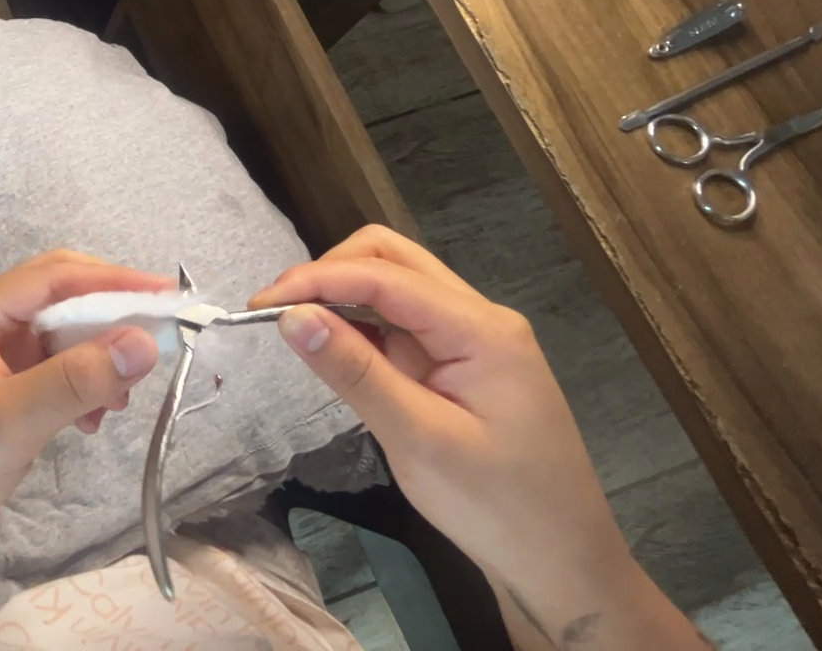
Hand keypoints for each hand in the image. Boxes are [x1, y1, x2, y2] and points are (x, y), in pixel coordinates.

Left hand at [0, 251, 167, 568]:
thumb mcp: (13, 420)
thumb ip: (78, 379)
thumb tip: (145, 340)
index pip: (54, 276)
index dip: (114, 281)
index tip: (169, 296)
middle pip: (61, 300)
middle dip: (110, 321)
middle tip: (159, 344)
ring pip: (64, 336)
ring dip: (98, 359)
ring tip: (119, 399)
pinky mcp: (5, 388)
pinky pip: (57, 369)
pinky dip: (83, 386)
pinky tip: (93, 418)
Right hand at [248, 227, 629, 589]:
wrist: (561, 565)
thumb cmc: (498, 506)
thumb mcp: (419, 439)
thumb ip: (354, 371)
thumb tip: (291, 316)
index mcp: (481, 329)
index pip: (382, 275)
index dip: (315, 279)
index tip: (259, 304)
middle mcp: (476, 317)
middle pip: (389, 256)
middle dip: (327, 271)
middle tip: (280, 309)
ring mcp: (465, 335)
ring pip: (390, 280)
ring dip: (338, 291)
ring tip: (296, 325)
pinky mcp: (451, 357)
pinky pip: (393, 317)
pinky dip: (354, 319)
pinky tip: (331, 346)